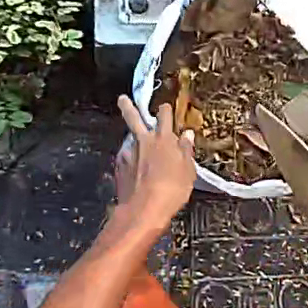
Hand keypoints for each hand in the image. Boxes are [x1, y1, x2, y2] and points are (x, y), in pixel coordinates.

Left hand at [113, 95, 197, 227]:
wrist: (144, 209)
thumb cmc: (172, 190)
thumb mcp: (188, 170)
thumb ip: (186, 150)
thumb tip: (187, 135)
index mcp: (164, 139)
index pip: (164, 116)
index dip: (165, 110)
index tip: (165, 107)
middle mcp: (144, 141)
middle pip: (134, 118)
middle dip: (128, 107)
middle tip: (122, 99)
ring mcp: (129, 153)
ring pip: (128, 139)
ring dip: (131, 139)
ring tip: (134, 143)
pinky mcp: (119, 167)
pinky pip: (125, 157)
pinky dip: (129, 159)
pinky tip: (133, 167)